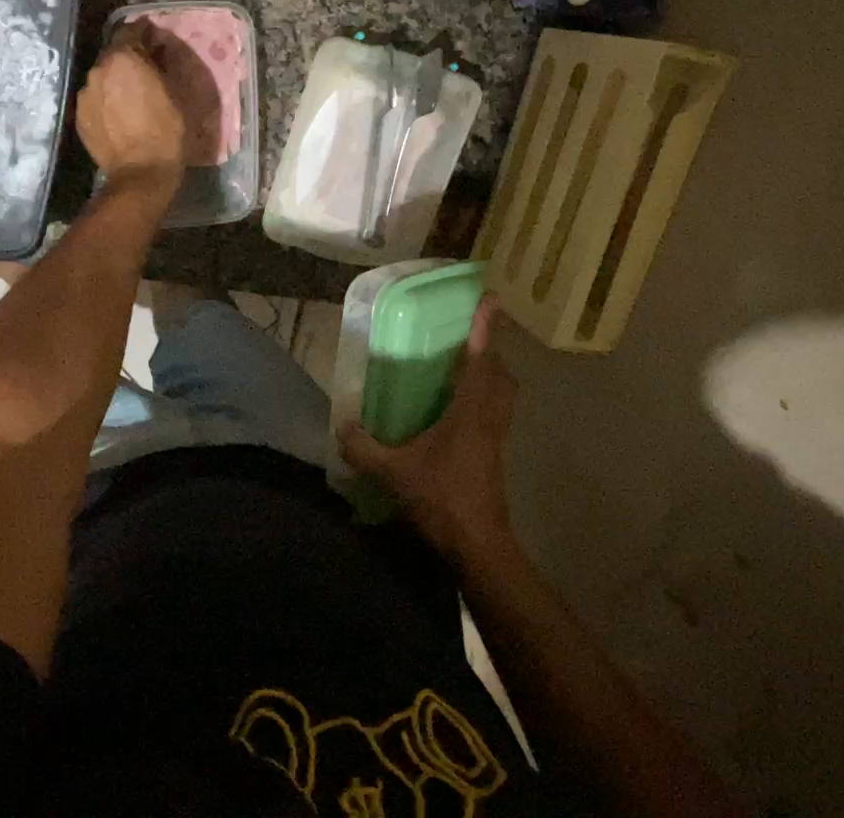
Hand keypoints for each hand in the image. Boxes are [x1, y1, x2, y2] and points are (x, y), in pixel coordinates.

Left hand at [76, 24, 185, 193]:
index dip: (144, 33)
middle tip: (144, 72)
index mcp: (122, 58)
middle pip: (113, 55)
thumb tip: (156, 48)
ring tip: (129, 98)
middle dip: (128, 59)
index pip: (130, 30)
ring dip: (114, 82)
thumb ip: (162, 63)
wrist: (139, 173)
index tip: (154, 41)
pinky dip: (105, 101)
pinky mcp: (79, 116)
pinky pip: (94, 100)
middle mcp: (97, 70)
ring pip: (101, 78)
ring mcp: (84, 94)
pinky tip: (118, 116)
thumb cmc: (165, 132)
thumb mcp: (175, 93)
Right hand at [339, 297, 518, 559]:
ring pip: (503, 395)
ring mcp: (496, 438)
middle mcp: (490, 419)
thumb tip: (341, 426)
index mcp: (470, 412)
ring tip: (463, 370)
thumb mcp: (393, 473)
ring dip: (489, 376)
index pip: (480, 360)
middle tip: (468, 338)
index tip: (490, 299)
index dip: (484, 328)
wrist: (478, 545)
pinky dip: (483, 400)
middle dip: (489, 352)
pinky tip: (455, 413)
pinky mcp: (495, 456)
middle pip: (500, 375)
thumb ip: (364, 448)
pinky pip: (495, 413)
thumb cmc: (441, 499)